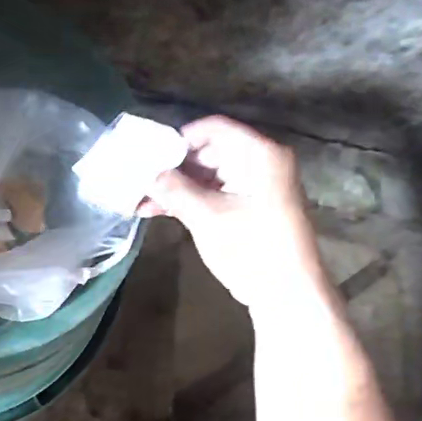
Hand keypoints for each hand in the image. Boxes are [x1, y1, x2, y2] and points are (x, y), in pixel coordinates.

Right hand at [139, 115, 326, 310]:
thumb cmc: (252, 247)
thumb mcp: (207, 216)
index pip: (213, 128)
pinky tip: (152, 210)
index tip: (146, 153)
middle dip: (169, 165)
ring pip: (203, 175)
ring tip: (137, 197)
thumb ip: (174, 190)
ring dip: (172, 186)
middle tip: (136, 177)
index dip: (178, 138)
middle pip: (206, 151)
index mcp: (258, 155)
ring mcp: (250, 187)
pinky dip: (183, 200)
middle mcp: (257, 164)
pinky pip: (209, 193)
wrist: (285, 292)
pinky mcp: (243, 208)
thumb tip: (145, 174)